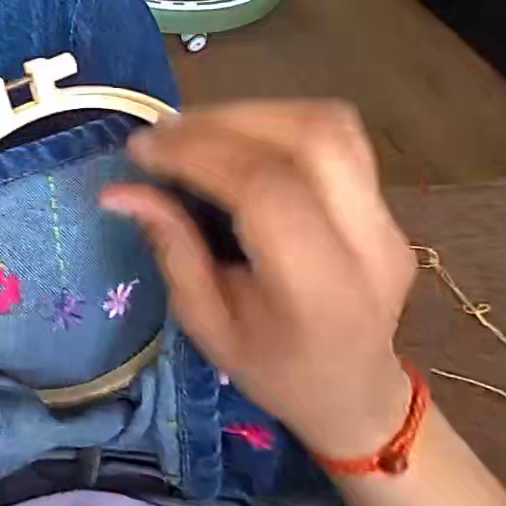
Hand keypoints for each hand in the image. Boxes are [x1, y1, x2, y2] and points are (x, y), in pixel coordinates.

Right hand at [100, 101, 416, 460]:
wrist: (354, 391)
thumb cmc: (272, 369)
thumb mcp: (205, 323)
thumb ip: (171, 248)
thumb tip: (119, 190)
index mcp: (319, 291)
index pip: (267, 190)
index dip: (198, 155)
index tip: (142, 151)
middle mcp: (368, 242)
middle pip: (310, 138)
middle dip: (224, 122)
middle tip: (163, 132)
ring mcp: (386, 217)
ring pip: (328, 125)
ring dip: (249, 114)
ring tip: (193, 130)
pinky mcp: (384, 201)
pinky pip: (334, 135)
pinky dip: (273, 122)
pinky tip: (233, 139)